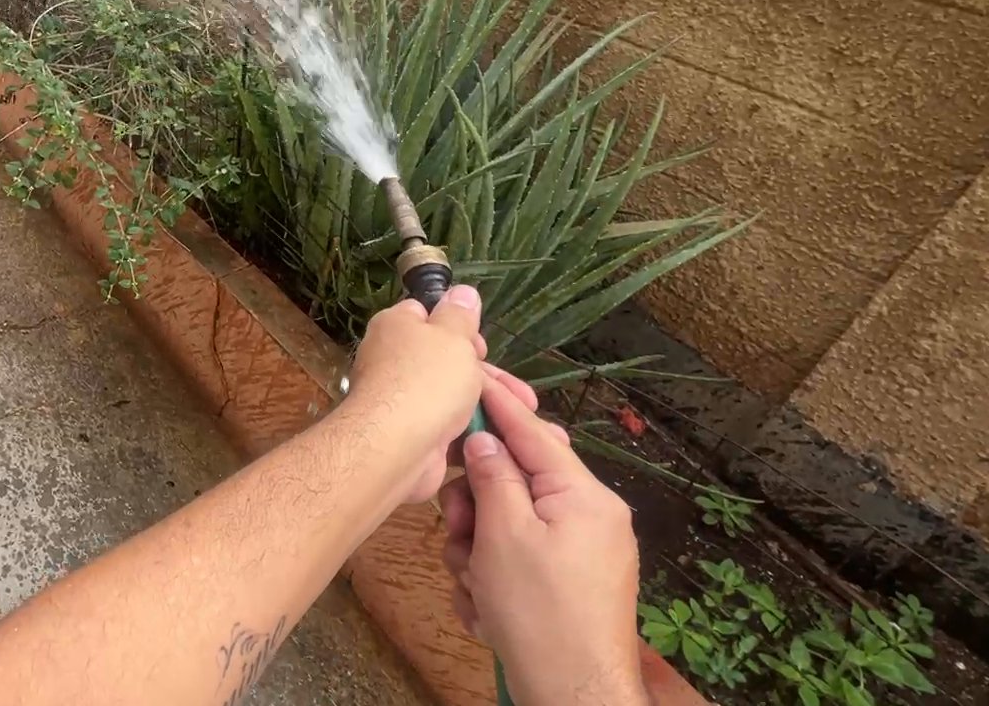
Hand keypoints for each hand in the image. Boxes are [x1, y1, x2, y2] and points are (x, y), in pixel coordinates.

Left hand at [346, 285, 526, 502]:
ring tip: (526, 418)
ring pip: (451, 394)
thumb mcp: (451, 337)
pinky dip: (473, 430)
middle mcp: (391, 357)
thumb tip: (462, 291)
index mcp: (395, 326)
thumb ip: (459, 316)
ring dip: (487, 405)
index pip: (426, 315)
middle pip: (445, 358)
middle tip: (521, 393)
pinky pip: (447, 423)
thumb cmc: (426, 378)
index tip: (482, 346)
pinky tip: (502, 439)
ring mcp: (399, 395)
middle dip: (486, 374)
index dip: (459, 328)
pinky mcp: (410, 428)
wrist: (396, 443)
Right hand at [439, 379, 647, 705]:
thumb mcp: (503, 533)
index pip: (532, 432)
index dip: (497, 402)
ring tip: (471, 576)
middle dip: (475, 499)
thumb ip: (491, 475)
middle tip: (458, 523)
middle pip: (513, 476)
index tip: (471, 371)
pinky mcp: (563, 578)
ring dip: (475, 541)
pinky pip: (513, 549)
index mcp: (583, 498)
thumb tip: (482, 440)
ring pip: (505, 516)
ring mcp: (577, 549)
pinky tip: (483, 599)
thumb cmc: (539, 610)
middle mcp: (587, 516)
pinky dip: (489, 569)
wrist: (572, 696)